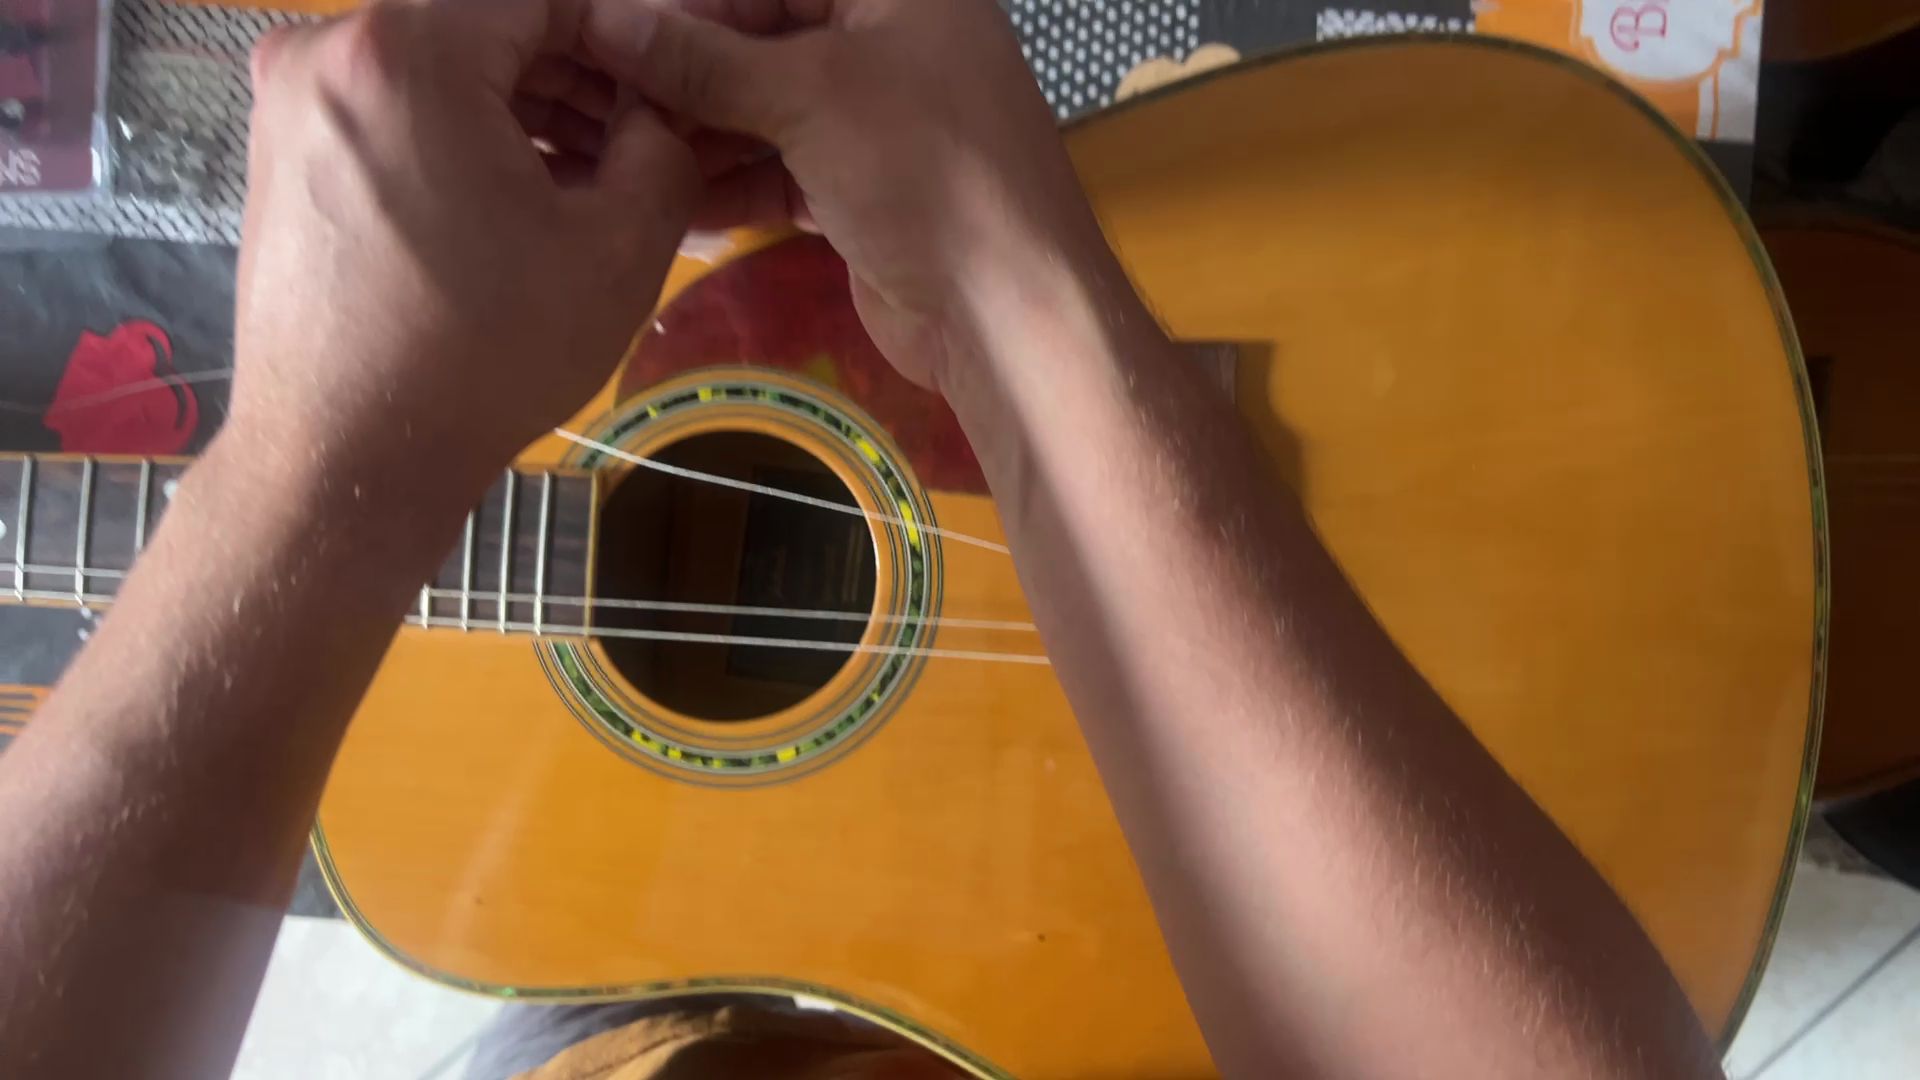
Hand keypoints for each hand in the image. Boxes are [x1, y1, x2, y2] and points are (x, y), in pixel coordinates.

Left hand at [235, 0, 701, 497]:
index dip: (620, 33)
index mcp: (409, 52)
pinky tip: (520, 212)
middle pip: (484, 26)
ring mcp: (293, 103)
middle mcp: (328, 49)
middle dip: (579, 79)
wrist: (358, 446)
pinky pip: (401, 117)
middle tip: (642, 146)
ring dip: (528, 115)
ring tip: (590, 188)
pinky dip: (472, 144)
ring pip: (442, 73)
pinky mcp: (287, 156)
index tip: (666, 91)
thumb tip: (657, 116)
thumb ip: (663, 154)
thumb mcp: (620, 252)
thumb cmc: (497, 348)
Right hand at [584, 0, 1111, 389]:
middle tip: (611, 100)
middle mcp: (893, 50)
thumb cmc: (922, 176)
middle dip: (693, 75)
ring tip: (630, 153)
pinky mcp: (867, 198)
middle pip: (771, 44)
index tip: (614, 32)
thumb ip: (711, 62)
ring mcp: (881, 131)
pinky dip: (740, 190)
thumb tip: (611, 22)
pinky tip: (680, 204)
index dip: (694, 7)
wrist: (998, 313)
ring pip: (776, 116)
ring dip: (707, 138)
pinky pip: (790, 177)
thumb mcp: (815, 97)